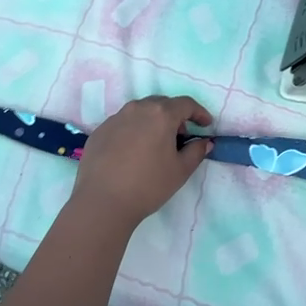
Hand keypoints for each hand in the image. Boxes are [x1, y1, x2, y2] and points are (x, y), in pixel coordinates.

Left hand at [70, 95, 213, 227]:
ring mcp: (115, 118)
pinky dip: (133, 131)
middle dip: (175, 116)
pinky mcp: (100, 130)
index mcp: (161, 114)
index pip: (186, 104)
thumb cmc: (148, 185)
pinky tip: (132, 152)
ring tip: (155, 144)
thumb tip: (204, 142)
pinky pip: (122, 124)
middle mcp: (138, 108)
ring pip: (140, 112)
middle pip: (162, 104)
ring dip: (153, 122)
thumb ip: (196, 152)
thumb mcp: (180, 171)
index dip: (199, 112)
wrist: (102, 202)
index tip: (205, 125)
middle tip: (181, 136)